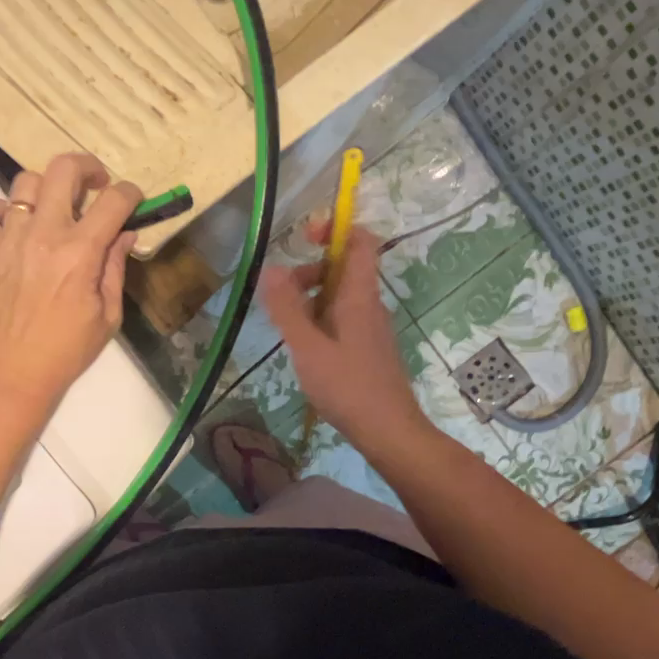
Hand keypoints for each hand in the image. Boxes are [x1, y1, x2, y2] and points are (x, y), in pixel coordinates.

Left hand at [0, 153, 141, 415]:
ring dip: (46, 188)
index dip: (130, 194)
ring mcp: (10, 238)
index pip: (113, 201)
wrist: (14, 373)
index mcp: (80, 252)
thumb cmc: (67, 351)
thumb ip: (115, 268)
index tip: (134, 202)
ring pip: (25, 183)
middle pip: (63, 169)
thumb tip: (124, 235)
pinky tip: (14, 224)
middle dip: (88, 168)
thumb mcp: (108, 315)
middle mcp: (44, 233)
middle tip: (96, 185)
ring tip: (56, 208)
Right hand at [262, 219, 428, 447]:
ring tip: (287, 330)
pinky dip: (319, 322)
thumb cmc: (348, 387)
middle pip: (342, 268)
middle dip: (309, 271)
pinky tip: (304, 351)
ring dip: (310, 301)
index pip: (359, 240)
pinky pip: (341, 320)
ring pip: (339, 297)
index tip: (304, 236)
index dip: (335, 228)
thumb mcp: (307, 348)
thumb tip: (270, 268)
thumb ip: (287, 309)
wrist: (387, 430)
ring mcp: (370, 327)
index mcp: (359, 296)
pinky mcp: (367, 348)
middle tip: (281, 297)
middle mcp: (369, 304)